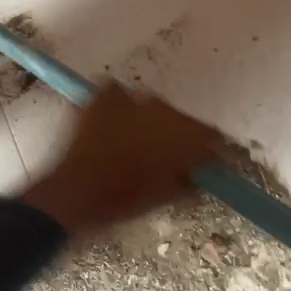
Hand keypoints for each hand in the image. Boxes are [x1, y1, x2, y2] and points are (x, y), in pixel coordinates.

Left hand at [19, 85, 223, 234]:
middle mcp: (164, 111)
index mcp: (188, 136)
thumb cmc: (128, 198)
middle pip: (178, 117)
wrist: (81, 189)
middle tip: (163, 150)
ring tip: (135, 135)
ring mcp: (130, 100)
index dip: (205, 147)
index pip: (209, 134)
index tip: (200, 158)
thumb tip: (197, 174)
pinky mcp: (101, 98)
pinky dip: (116, 101)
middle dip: (174, 132)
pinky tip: (112, 119)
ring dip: (146, 116)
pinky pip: (115, 91)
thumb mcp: (170, 194)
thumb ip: (190, 178)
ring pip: (149, 103)